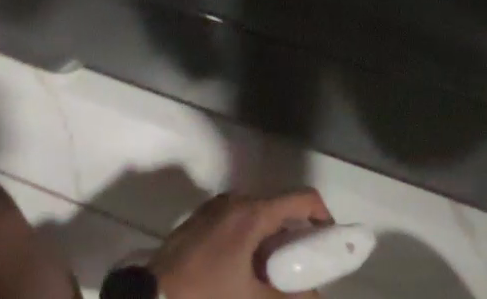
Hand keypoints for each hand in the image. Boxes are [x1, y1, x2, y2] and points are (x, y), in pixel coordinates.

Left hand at [148, 190, 333, 298]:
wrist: (156, 292)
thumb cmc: (207, 293)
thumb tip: (317, 296)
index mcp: (251, 213)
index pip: (301, 198)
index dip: (324, 217)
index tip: (330, 246)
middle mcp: (235, 200)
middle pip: (280, 208)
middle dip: (299, 236)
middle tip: (306, 270)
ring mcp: (216, 207)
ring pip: (259, 215)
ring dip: (275, 240)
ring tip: (280, 275)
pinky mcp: (203, 218)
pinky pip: (240, 220)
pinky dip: (255, 239)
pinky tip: (252, 270)